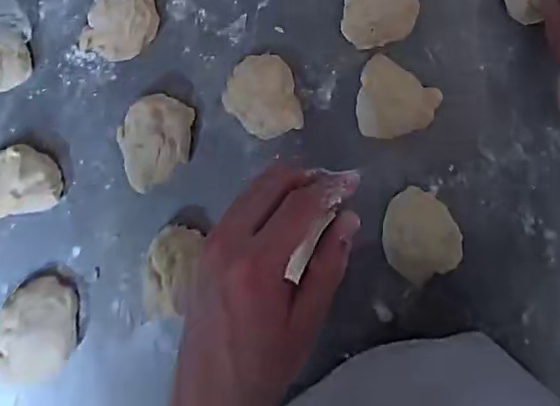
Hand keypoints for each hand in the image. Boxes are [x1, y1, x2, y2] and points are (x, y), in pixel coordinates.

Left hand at [171, 165, 362, 405]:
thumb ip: (330, 265)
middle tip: (336, 186)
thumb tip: (349, 218)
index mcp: (256, 264)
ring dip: (287, 183)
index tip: (353, 181)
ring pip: (254, 187)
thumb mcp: (307, 321)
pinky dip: (266, 195)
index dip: (330, 186)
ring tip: (316, 194)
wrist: (208, 399)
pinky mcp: (205, 247)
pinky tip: (286, 209)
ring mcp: (212, 242)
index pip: (299, 204)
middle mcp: (229, 243)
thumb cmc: (263, 366)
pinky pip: (240, 203)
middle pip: (273, 182)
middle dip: (309, 176)